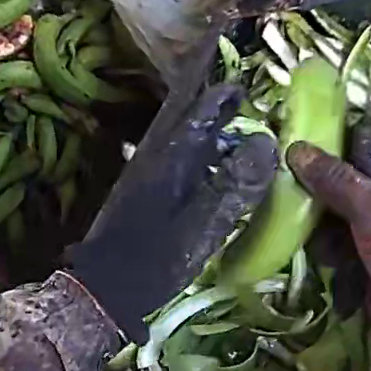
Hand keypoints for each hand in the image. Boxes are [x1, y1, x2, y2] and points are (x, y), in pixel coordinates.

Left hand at [68, 85, 277, 340]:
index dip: (219, 96)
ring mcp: (142, 175)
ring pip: (172, 135)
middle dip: (202, 97)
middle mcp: (152, 158)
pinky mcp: (138, 192)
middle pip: (179, 116)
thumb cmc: (153, 259)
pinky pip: (170, 156)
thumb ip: (231, 186)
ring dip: (196, 122)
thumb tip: (266, 143)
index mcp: (169, 160)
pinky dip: (190, 148)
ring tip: (222, 119)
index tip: (241, 83)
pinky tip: (202, 162)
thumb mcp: (200, 227)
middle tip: (228, 88)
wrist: (105, 286)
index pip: (196, 113)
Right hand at [288, 126, 370, 327]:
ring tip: (310, 221)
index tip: (315, 144)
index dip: (352, 138)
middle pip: (361, 172)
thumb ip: (336, 179)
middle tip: (302, 183)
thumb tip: (297, 149)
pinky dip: (333, 239)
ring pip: (349, 204)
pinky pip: (347, 232)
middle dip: (331, 182)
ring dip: (328, 215)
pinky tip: (324, 248)